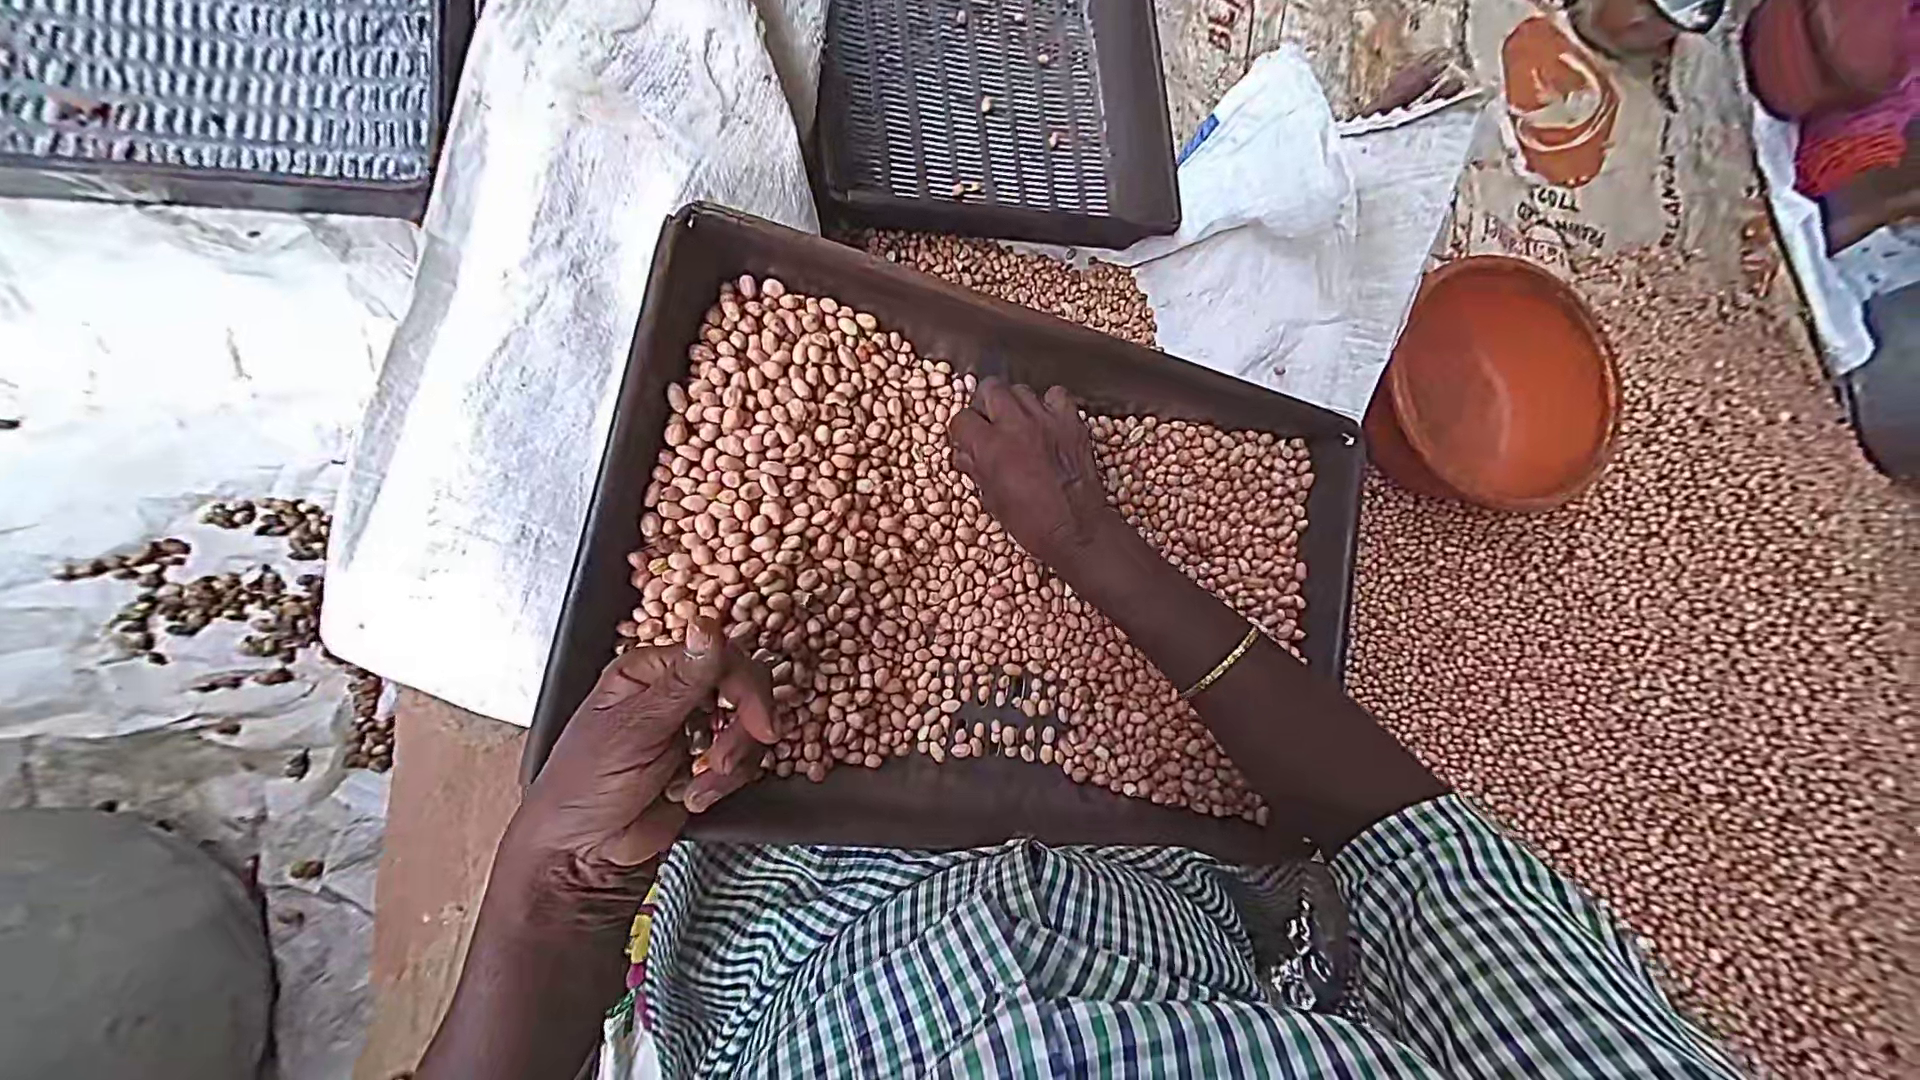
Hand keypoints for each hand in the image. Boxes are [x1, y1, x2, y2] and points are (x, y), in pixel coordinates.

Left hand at [493, 619, 780, 931]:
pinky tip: (694, 796)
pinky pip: (747, 755)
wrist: (582, 857)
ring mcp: (697, 724)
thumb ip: (681, 681)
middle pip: (745, 686)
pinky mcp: (710, 757)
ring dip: (732, 761)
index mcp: (652, 671)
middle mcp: (679, 689)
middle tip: (723, 761)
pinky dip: (727, 780)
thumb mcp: (633, 731)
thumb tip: (707, 624)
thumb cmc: (584, 789)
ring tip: (697, 787)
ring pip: (750, 722)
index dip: (746, 687)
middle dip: (741, 729)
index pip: (721, 656)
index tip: (758, 723)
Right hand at [948, 376, 1119, 569]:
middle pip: (990, 389)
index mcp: (990, 446)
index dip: (962, 431)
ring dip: (1014, 404)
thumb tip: (965, 455)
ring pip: (1020, 390)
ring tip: (1018, 425)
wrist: (1076, 530)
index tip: (966, 440)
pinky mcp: (1071, 421)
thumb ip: (976, 469)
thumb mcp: (993, 500)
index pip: (962, 419)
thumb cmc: (1032, 524)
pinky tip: (1046, 423)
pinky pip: (1055, 396)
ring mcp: (1046, 420)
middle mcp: (1016, 425)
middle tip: (989, 424)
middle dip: (985, 405)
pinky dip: (1048, 405)